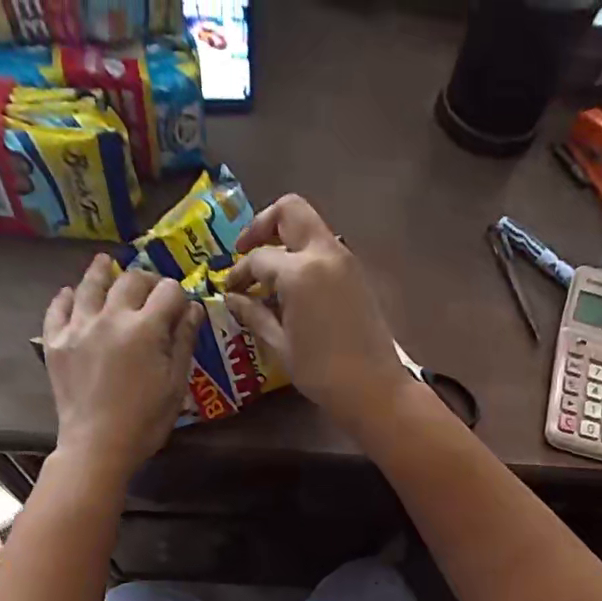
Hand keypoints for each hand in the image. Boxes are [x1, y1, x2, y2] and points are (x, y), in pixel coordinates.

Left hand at [42, 255, 201, 477]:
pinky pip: (57, 310)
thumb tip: (193, 309)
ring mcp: (79, 327)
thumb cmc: (145, 421)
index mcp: (145, 328)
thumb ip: (184, 342)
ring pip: (89, 285)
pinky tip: (70, 294)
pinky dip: (65, 298)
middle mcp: (110, 317)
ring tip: (105, 262)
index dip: (179, 294)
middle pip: (130, 280)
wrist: (97, 446)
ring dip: (101, 271)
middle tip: (151, 289)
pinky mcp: (55, 343)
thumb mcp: (176, 385)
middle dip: (146, 279)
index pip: (168, 291)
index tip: (181, 305)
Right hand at [225, 195, 410, 420]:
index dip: (238, 273)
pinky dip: (303, 257)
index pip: (259, 258)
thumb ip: (254, 314)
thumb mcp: (280, 344)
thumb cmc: (320, 372)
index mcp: (300, 272)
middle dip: (263, 225)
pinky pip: (324, 250)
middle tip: (246, 252)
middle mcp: (324, 254)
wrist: (372, 387)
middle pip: (290, 211)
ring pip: (310, 228)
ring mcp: (345, 260)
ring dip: (285, 241)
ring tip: (268, 276)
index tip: (229, 289)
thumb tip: (233, 298)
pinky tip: (291, 290)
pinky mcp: (356, 274)